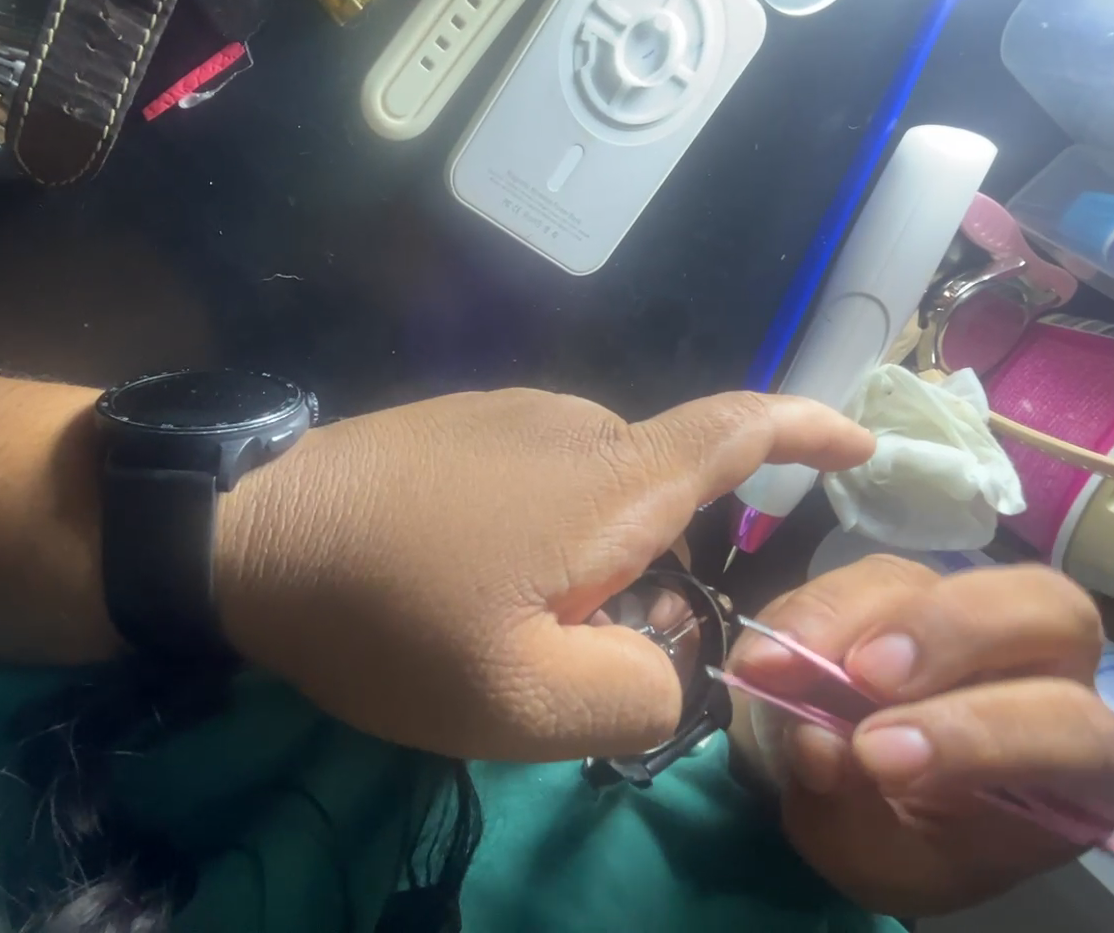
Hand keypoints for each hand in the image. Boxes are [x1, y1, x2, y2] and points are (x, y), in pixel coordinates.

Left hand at [213, 389, 873, 761]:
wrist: (253, 536)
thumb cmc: (389, 617)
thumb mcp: (523, 701)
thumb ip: (636, 690)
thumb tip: (665, 652)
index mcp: (609, 478)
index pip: (737, 430)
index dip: (809, 429)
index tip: (860, 443)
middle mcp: (571, 421)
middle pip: (658, 494)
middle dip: (644, 572)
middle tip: (560, 645)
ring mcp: (505, 412)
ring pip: (590, 493)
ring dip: (576, 559)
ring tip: (492, 617)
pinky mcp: (455, 421)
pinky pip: (533, 475)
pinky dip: (531, 530)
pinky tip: (457, 572)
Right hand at [729, 557, 1113, 916]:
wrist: (827, 787)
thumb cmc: (880, 836)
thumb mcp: (874, 852)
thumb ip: (855, 805)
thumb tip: (817, 744)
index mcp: (1072, 763)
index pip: (1069, 728)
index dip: (976, 732)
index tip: (877, 754)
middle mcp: (1033, 671)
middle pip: (1042, 609)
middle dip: (947, 631)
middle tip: (858, 673)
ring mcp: (953, 619)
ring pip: (925, 582)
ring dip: (843, 618)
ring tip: (775, 664)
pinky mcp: (885, 591)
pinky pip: (850, 580)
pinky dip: (801, 615)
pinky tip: (765, 653)